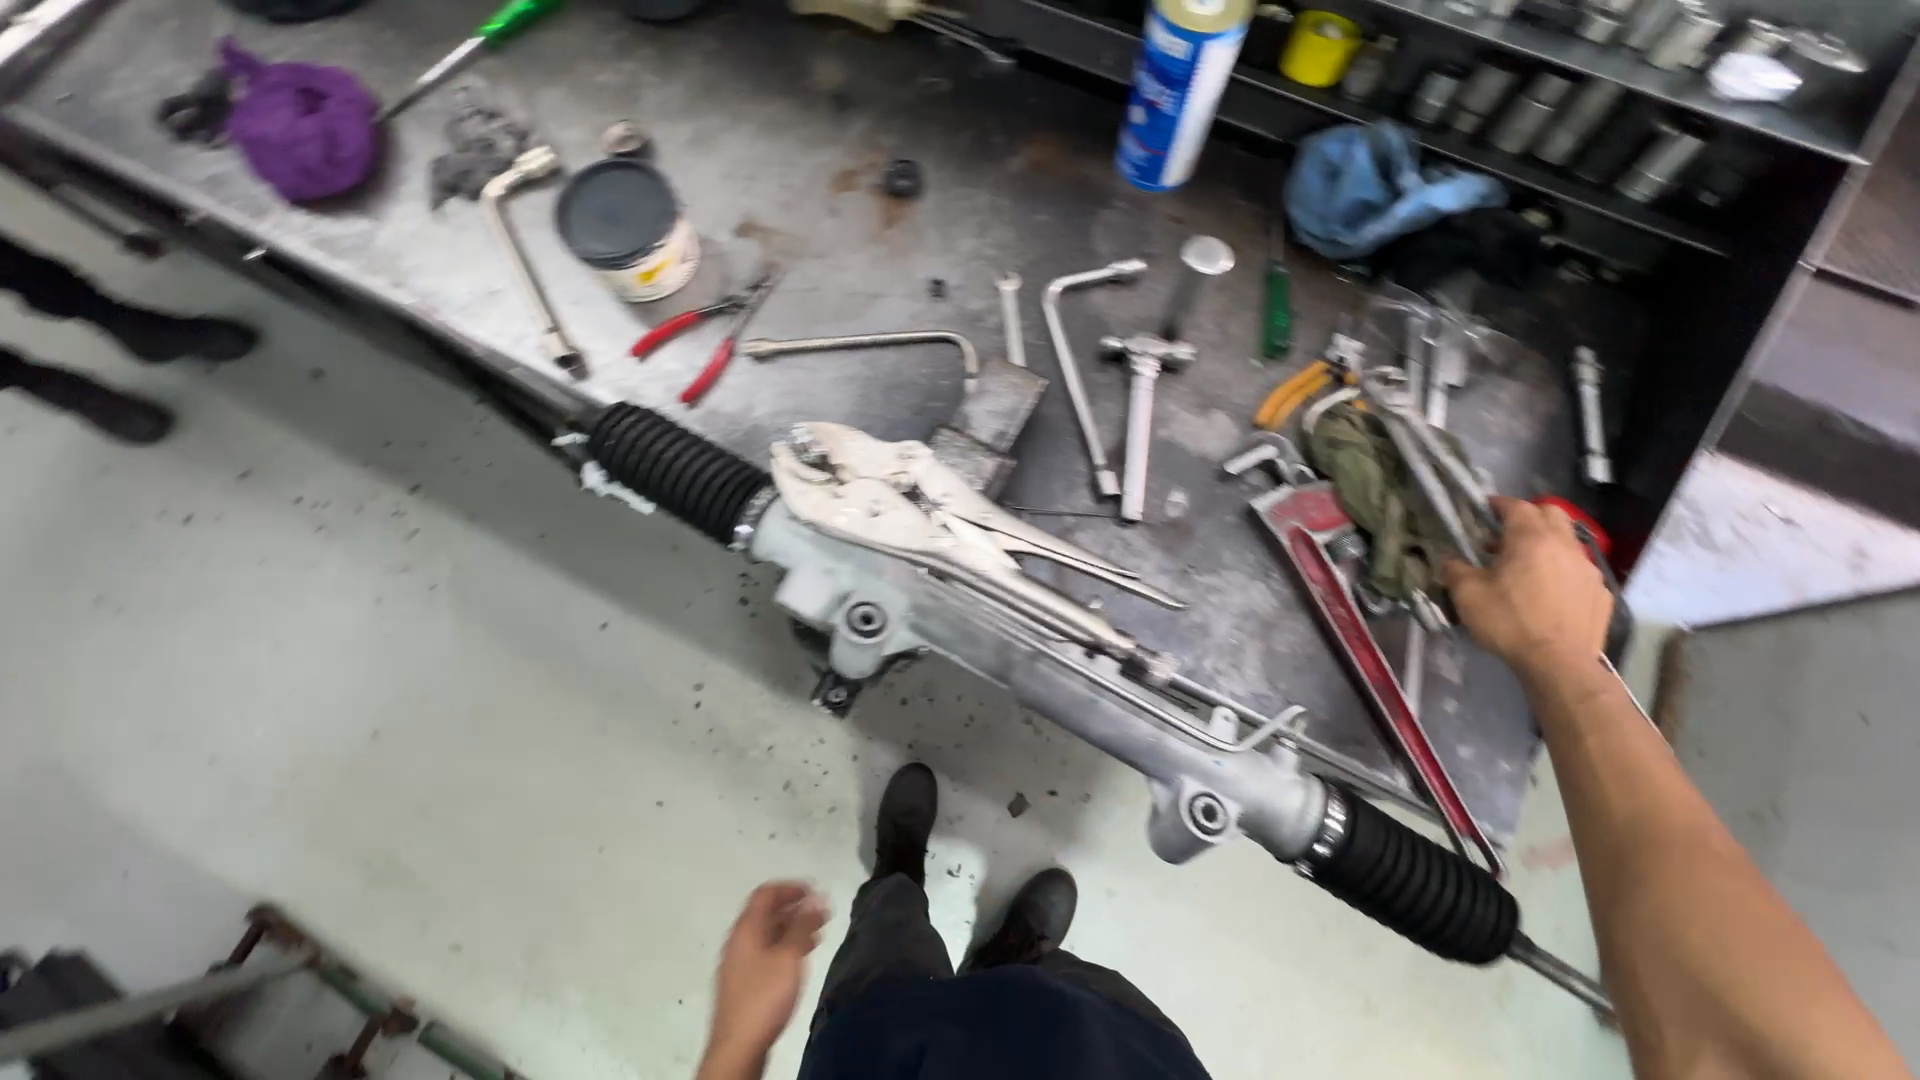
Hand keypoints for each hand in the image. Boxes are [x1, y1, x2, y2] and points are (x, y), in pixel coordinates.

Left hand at [700, 881, 829, 1078]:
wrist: (737, 1049)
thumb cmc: (764, 997)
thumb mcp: (789, 957)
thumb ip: (803, 925)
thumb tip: (814, 897)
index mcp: (746, 929)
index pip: (766, 893)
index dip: (791, 888)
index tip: (816, 892)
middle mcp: (738, 942)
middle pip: (766, 913)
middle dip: (795, 909)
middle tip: (823, 914)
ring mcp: (739, 964)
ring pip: (768, 935)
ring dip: (792, 929)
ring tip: (818, 935)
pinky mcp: (743, 985)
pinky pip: (766, 953)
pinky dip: (785, 947)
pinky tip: (800, 960)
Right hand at [1443, 496, 1611, 677]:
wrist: (1558, 662)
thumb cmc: (1509, 621)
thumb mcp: (1467, 594)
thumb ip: (1454, 568)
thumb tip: (1449, 556)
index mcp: (1531, 540)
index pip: (1517, 506)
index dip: (1498, 503)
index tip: (1484, 508)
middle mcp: (1564, 546)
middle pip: (1551, 514)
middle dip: (1528, 516)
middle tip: (1505, 532)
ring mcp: (1587, 569)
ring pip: (1567, 541)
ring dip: (1546, 542)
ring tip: (1525, 564)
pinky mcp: (1600, 592)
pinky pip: (1579, 569)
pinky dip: (1561, 569)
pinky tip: (1549, 590)